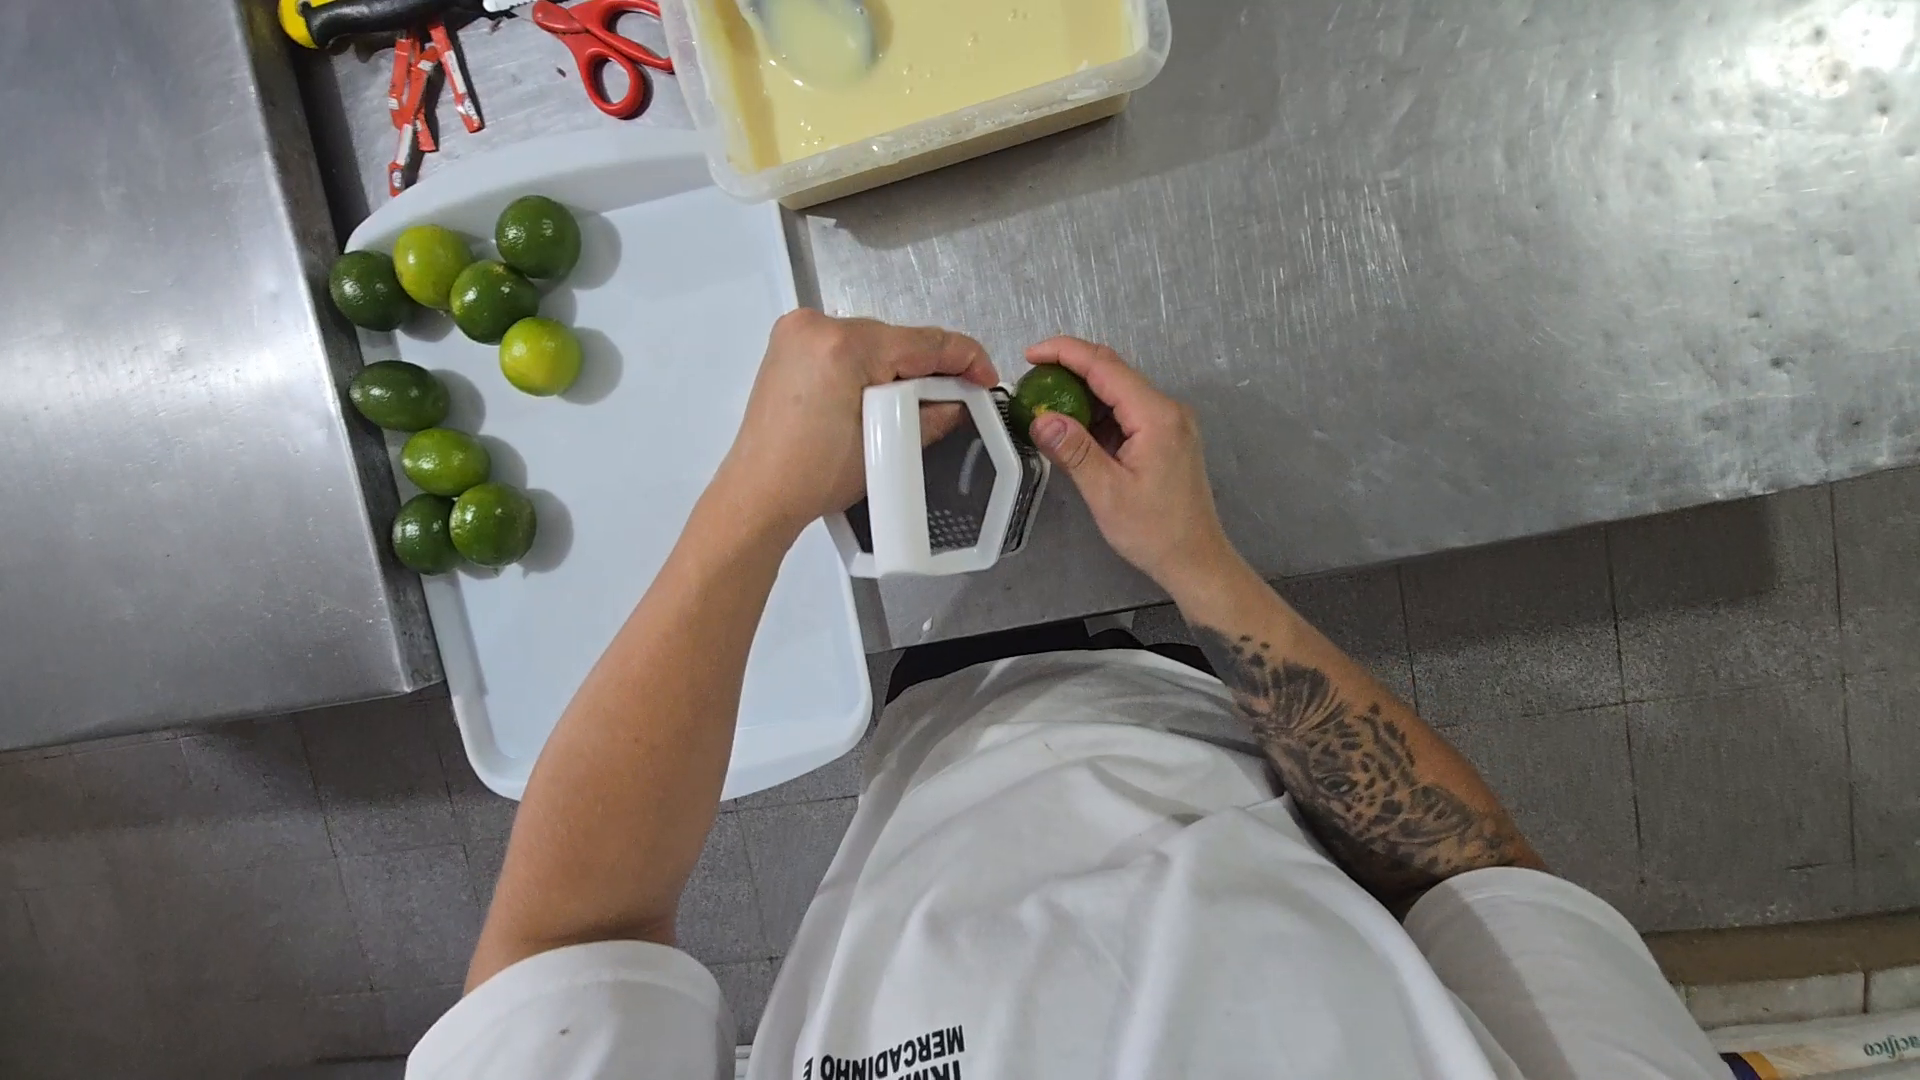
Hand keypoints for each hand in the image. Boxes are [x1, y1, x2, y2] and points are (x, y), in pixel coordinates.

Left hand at [716, 310, 997, 535]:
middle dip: (929, 368)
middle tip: (956, 398)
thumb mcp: (885, 446)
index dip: (964, 358)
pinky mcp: (788, 349)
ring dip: (899, 368)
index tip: (986, 376)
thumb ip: (930, 415)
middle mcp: (816, 326)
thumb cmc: (814, 476)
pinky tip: (880, 396)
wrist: (758, 494)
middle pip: (896, 339)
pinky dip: (869, 367)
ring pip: (872, 342)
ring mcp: (797, 334)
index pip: (922, 341)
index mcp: (842, 346)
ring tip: (916, 404)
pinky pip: (845, 348)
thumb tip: (957, 402)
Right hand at [1024, 337, 1241, 597]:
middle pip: (1113, 372)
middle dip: (1070, 369)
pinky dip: (1097, 414)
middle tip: (1031, 381)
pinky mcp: (1165, 437)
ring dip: (1082, 393)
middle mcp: (1167, 410)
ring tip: (1044, 403)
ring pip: (1119, 391)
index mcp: (1156, 416)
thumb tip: (1041, 418)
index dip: (1065, 353)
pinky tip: (1073, 427)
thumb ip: (1074, 451)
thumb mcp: (1106, 492)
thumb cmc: (1153, 531)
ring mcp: (1169, 423)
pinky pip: (1126, 412)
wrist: (1194, 559)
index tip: (1030, 355)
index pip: (1105, 366)